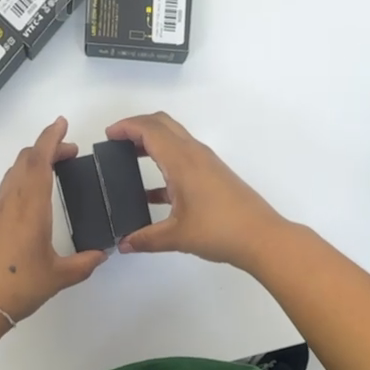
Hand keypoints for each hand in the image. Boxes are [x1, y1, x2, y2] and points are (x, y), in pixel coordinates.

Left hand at [0, 117, 106, 324]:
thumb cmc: (20, 288)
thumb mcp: (59, 277)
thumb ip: (84, 263)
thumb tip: (100, 254)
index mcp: (31, 209)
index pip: (40, 161)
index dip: (51, 138)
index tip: (62, 124)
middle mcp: (11, 203)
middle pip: (25, 160)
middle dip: (46, 148)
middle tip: (68, 151)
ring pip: (14, 173)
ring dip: (33, 162)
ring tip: (53, 169)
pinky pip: (7, 189)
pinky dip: (23, 179)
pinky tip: (34, 195)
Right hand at [104, 112, 293, 269]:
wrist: (260, 237)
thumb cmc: (219, 231)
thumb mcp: (176, 237)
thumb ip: (146, 239)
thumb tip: (124, 244)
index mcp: (182, 161)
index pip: (150, 129)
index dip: (126, 127)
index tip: (109, 134)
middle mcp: (195, 155)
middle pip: (163, 124)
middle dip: (138, 127)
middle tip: (118, 141)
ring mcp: (207, 164)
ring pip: (175, 140)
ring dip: (152, 144)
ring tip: (131, 161)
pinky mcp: (214, 176)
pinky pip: (184, 159)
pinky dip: (166, 164)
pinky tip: (154, 193)